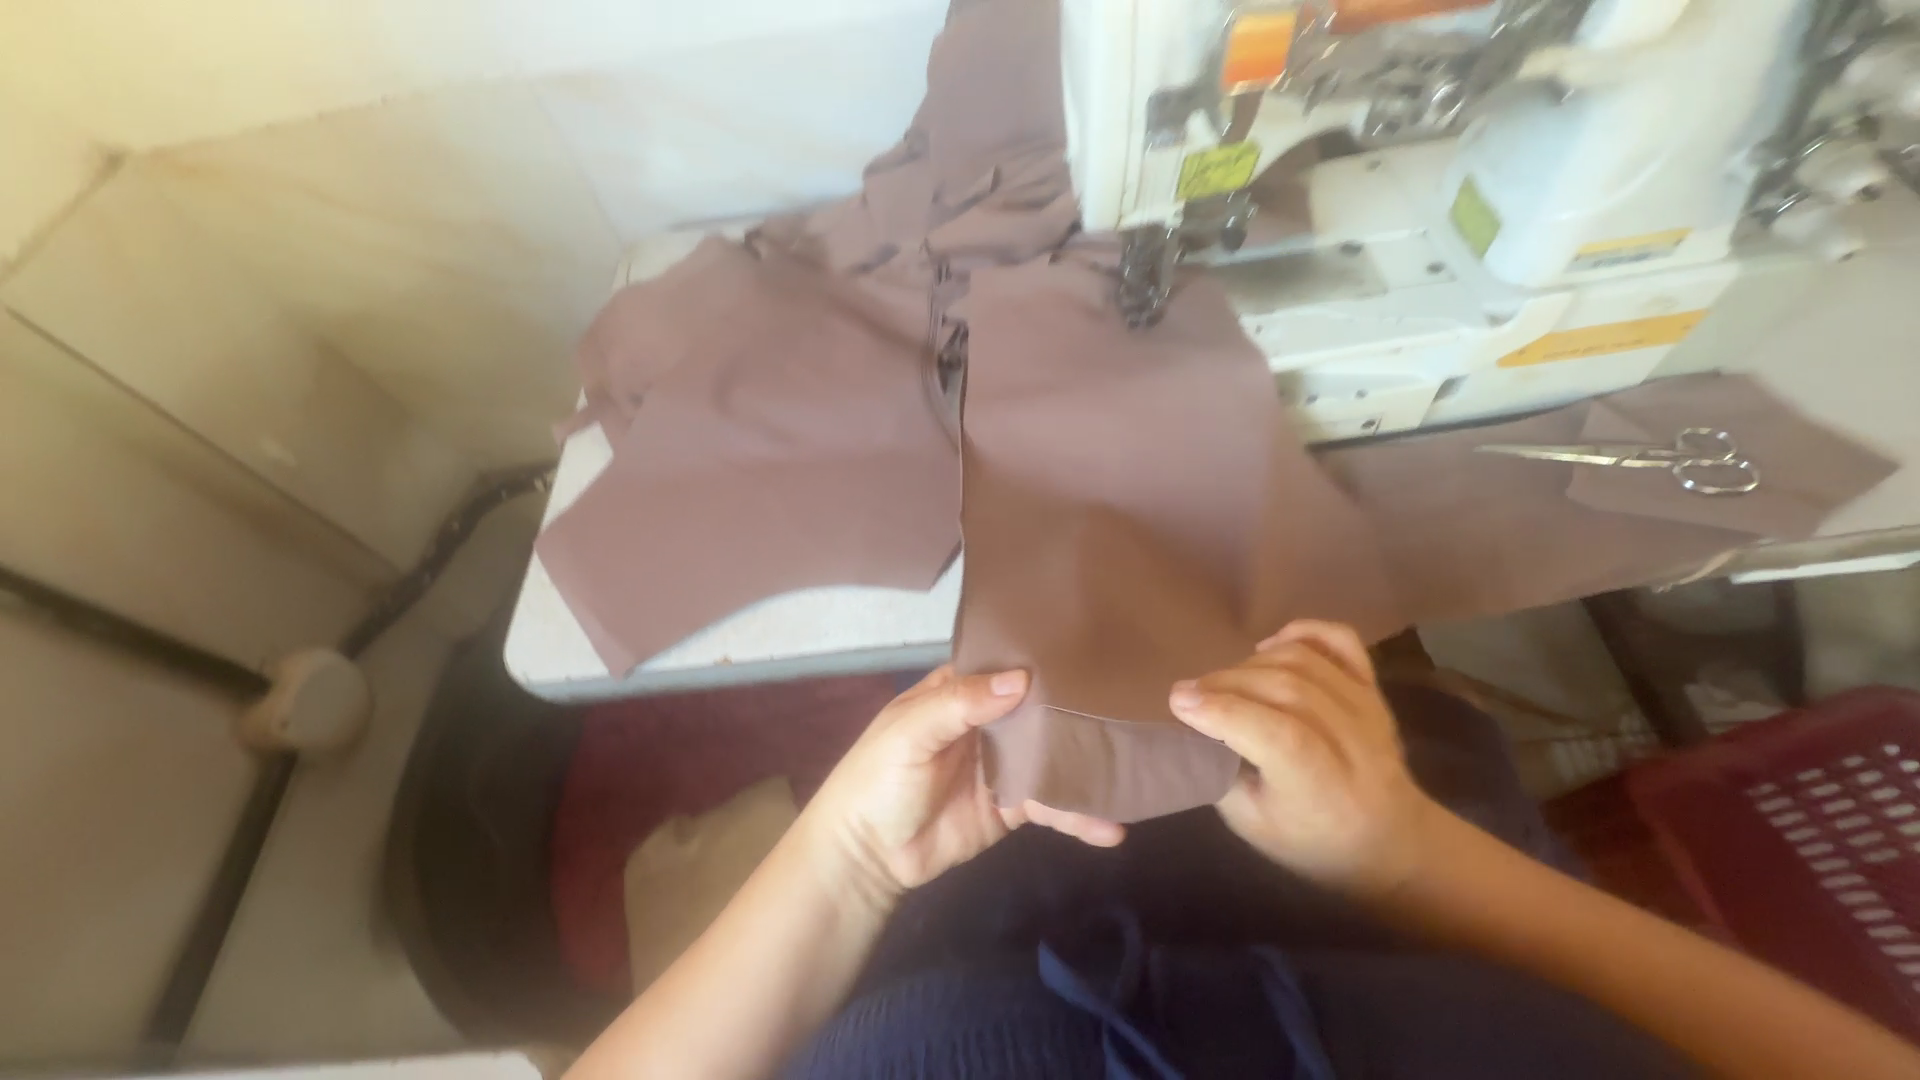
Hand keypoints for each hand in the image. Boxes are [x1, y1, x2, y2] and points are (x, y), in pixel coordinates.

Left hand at [802, 667, 1124, 906]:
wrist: (868, 855)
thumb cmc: (878, 777)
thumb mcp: (911, 731)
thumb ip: (961, 704)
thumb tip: (1021, 680)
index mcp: (959, 692)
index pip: (1006, 664)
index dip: (1041, 655)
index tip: (1091, 643)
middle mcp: (988, 722)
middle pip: (1039, 708)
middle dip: (1078, 705)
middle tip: (1134, 698)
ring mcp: (1004, 764)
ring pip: (1053, 755)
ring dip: (1087, 761)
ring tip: (1136, 764)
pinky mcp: (1012, 807)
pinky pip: (1052, 806)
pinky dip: (1080, 815)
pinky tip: (1112, 826)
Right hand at [1168, 620, 1444, 898]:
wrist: (1390, 841)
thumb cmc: (1312, 840)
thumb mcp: (1253, 824)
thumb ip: (1222, 772)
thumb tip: (1194, 723)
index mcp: (1323, 788)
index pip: (1276, 734)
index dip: (1223, 710)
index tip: (1178, 701)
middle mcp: (1353, 743)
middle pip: (1285, 689)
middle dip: (1224, 683)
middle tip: (1190, 693)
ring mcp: (1368, 708)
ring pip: (1302, 661)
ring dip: (1249, 664)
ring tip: (1223, 682)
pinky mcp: (1373, 688)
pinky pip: (1339, 641)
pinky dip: (1299, 633)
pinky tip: (1268, 648)